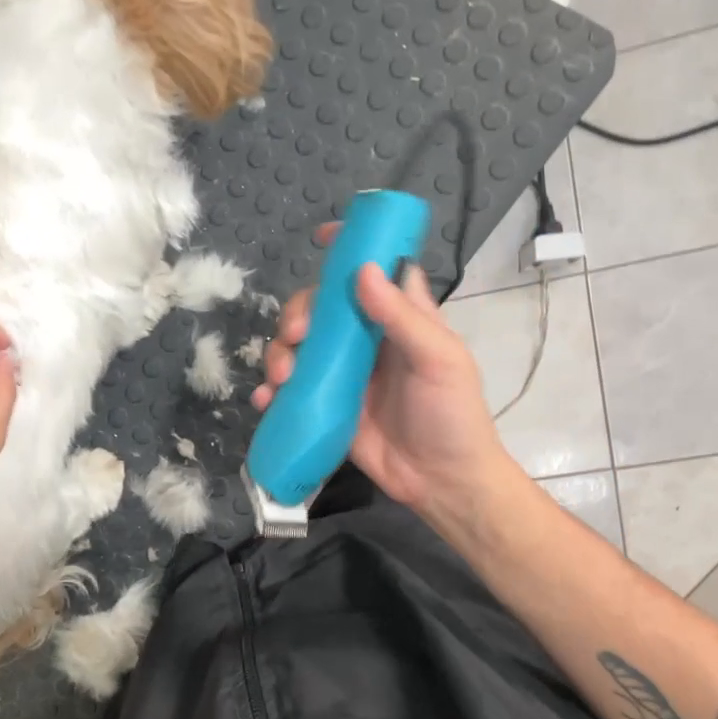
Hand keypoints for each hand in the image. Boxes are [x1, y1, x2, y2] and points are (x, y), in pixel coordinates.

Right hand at [250, 224, 511, 517]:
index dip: (349, 250)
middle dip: (297, 314)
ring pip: (294, 347)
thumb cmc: (451, 415)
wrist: (439, 480)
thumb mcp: (439, 360)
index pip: (371, 272)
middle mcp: (363, 341)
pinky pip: (286, 391)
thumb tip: (363, 271)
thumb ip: (403, 316)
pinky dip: (269, 391)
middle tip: (297, 336)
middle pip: (317, 309)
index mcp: (398, 319)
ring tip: (281, 378)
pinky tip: (266, 399)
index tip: (324, 238)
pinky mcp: (322, 406)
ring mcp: (339, 375)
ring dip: (278, 354)